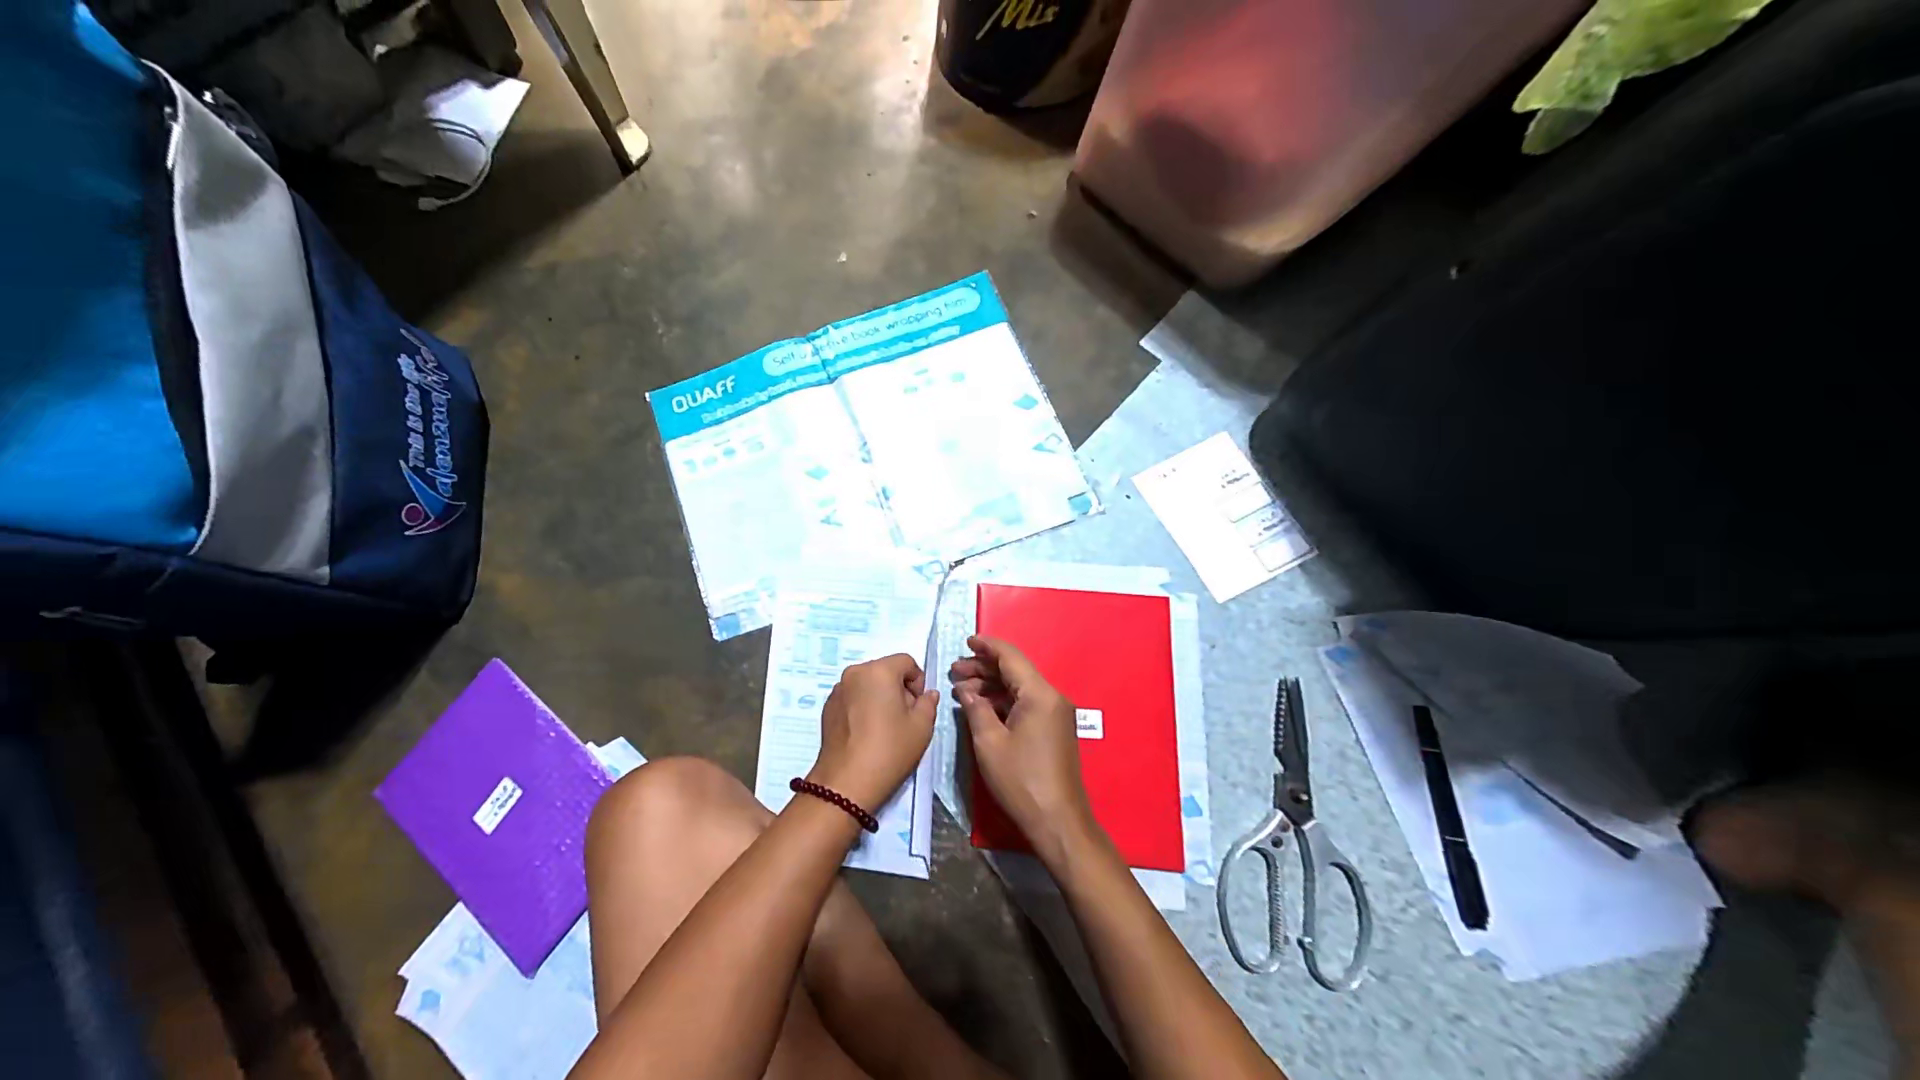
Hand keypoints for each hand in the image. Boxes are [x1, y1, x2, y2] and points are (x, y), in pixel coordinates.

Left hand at [808, 654, 939, 814]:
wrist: (846, 783)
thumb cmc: (890, 749)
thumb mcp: (922, 726)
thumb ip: (928, 703)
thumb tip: (927, 694)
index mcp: (879, 670)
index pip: (907, 662)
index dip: (918, 682)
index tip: (918, 707)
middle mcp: (854, 673)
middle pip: (885, 671)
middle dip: (898, 689)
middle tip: (904, 718)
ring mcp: (837, 690)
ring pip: (867, 685)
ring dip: (879, 698)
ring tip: (883, 728)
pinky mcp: (826, 709)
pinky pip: (852, 698)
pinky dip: (862, 708)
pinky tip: (866, 734)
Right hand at [951, 636, 1098, 864]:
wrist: (1058, 820)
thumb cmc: (1021, 780)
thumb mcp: (989, 743)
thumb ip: (976, 709)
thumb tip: (966, 690)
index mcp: (1040, 694)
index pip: (1011, 657)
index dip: (987, 646)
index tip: (966, 642)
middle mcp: (1052, 697)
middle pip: (1015, 671)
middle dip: (984, 668)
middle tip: (954, 670)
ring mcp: (1056, 714)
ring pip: (1020, 688)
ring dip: (992, 686)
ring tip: (962, 689)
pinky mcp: (1054, 729)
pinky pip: (1027, 704)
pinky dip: (1004, 702)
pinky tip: (982, 707)